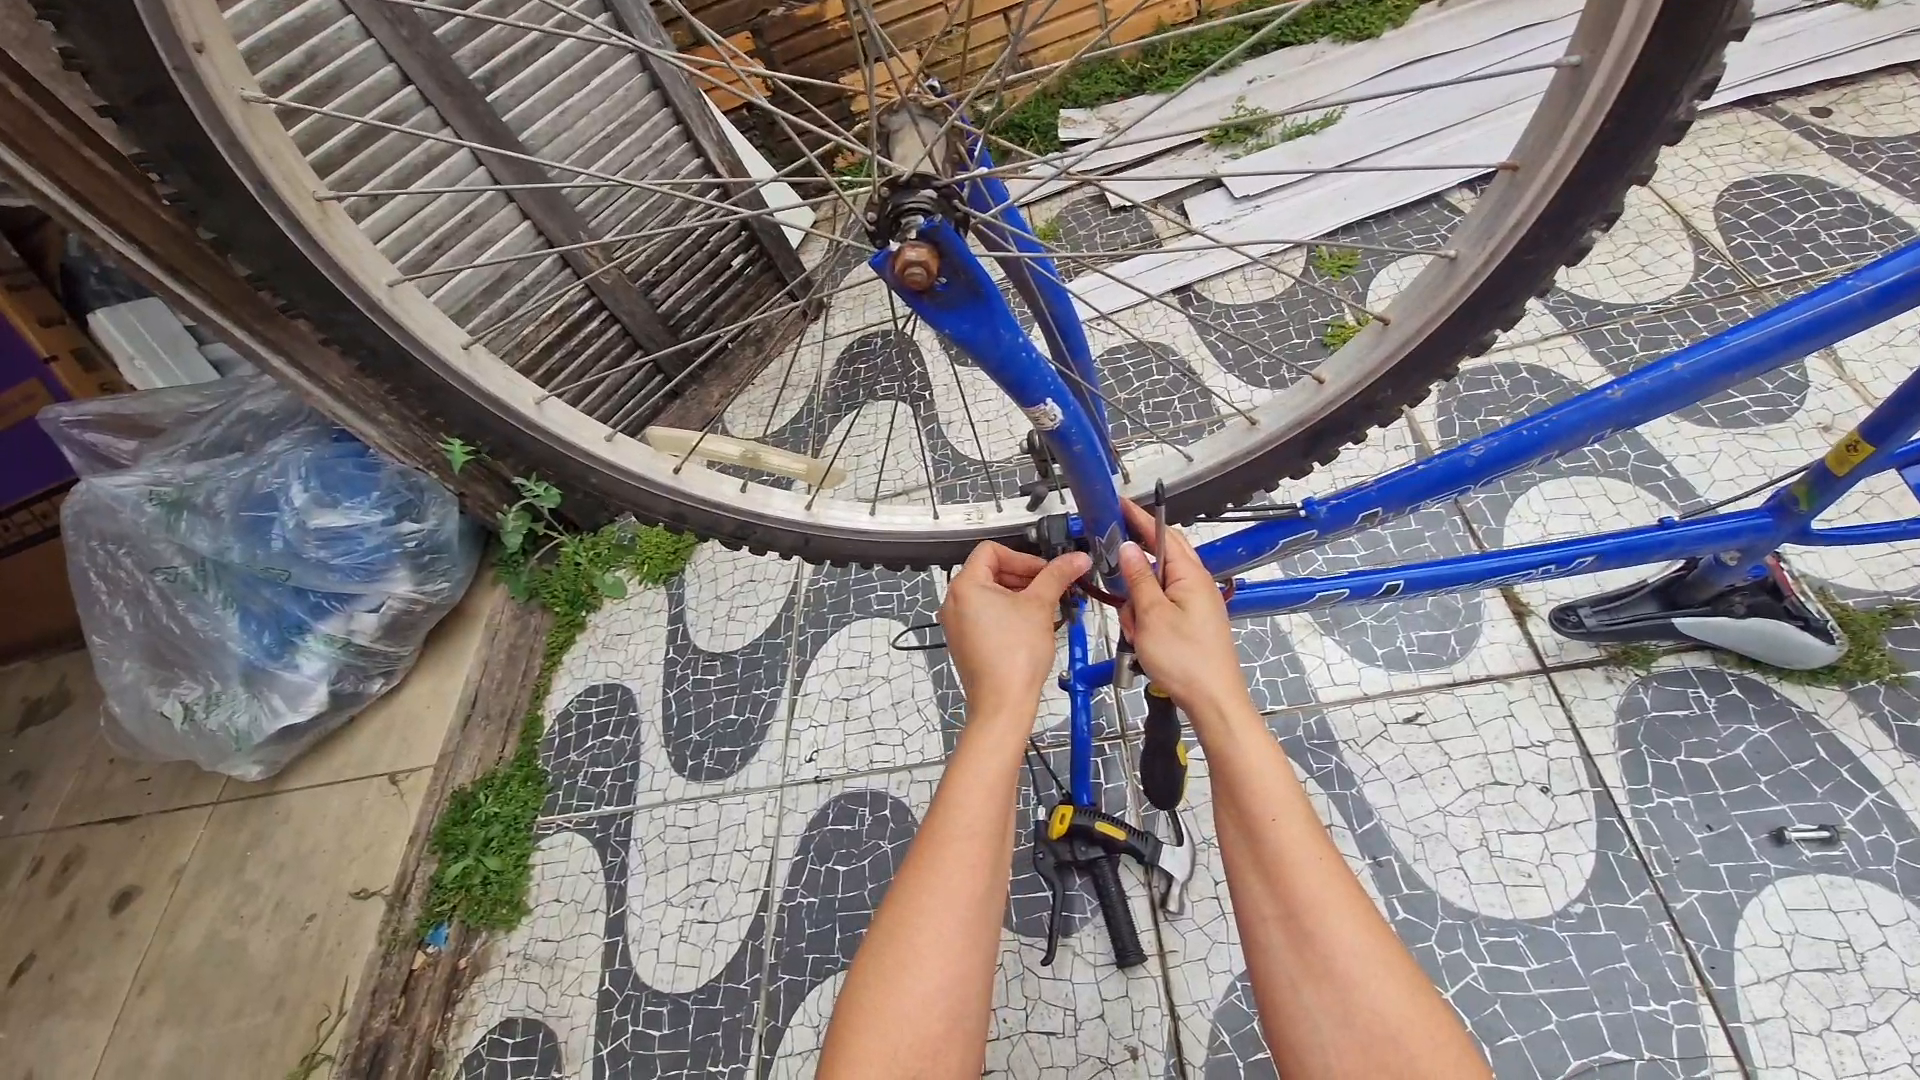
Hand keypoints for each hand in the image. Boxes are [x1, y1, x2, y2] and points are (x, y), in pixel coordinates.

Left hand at [940, 542, 1090, 725]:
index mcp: (965, 586)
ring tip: (1046, 608)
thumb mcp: (1040, 606)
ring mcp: (958, 623)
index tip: (1045, 571)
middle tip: (1051, 587)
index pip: (992, 551)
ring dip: (1020, 595)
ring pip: (991, 595)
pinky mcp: (966, 641)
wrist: (1003, 702)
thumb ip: (1057, 576)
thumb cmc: (1014, 656)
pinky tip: (1033, 625)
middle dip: (1025, 577)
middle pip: (991, 572)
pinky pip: (987, 615)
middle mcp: (954, 602)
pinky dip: (1009, 613)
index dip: (1022, 557)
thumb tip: (1076, 559)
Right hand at [1116, 499, 1252, 725]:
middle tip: (1112, 572)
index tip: (1120, 504)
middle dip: (1133, 571)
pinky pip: (1159, 609)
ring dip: (1137, 604)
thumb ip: (1138, 578)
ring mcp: (1193, 605)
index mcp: (1190, 575)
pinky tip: (1141, 638)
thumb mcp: (1151, 615)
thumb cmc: (1185, 659)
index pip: (1163, 534)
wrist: (1212, 700)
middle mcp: (1195, 584)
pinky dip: (1145, 620)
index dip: (1140, 518)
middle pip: (1159, 560)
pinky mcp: (1189, 623)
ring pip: (1154, 589)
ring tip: (1135, 628)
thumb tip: (1127, 547)